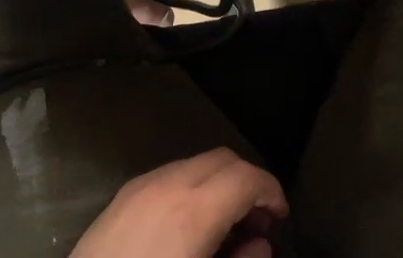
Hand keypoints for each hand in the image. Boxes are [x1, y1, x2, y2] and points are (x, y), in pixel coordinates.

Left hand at [72, 148, 287, 257]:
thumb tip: (259, 244)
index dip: (271, 191)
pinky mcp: (121, 196)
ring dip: (218, 184)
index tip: (281, 218)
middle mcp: (166, 184)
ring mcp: (139, 186)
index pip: (245, 175)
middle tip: (258, 223)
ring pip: (194, 164)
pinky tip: (190, 227)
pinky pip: (168, 176)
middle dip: (247, 183)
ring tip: (226, 228)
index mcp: (192, 210)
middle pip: (221, 159)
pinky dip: (191, 189)